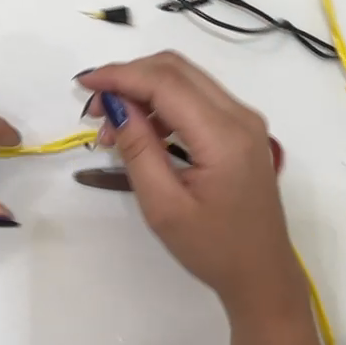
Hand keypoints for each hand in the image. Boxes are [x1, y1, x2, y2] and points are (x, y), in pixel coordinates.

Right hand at [77, 52, 303, 313]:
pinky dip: (160, 103)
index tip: (84, 86)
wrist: (261, 274)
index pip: (165, 83)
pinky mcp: (240, 129)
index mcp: (223, 136)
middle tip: (94, 110)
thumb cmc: (212, 248)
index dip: (120, 76)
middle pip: (175, 69)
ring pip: (184, 78)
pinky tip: (140, 131)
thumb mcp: (163, 205)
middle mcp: (239, 116)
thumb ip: (138, 149)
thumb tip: (115, 105)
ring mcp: (243, 120)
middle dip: (128, 78)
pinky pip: (194, 97)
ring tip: (112, 128)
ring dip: (142, 89)